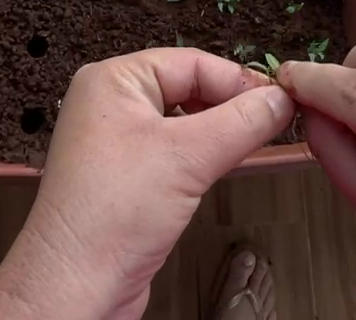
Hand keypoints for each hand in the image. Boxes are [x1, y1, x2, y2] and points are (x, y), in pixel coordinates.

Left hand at [0, 48, 295, 319]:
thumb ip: (241, 122)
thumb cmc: (115, 212)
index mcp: (114, 79)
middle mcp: (111, 102)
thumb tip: (282, 98)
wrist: (73, 292)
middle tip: (275, 120)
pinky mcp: (125, 177)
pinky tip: (225, 163)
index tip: (281, 99)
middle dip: (229, 104)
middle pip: (187, 87)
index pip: (189, 63)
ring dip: (219, 130)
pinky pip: (173, 150)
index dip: (236, 80)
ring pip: (183, 121)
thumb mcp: (187, 157)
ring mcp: (116, 141)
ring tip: (257, 139)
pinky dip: (202, 154)